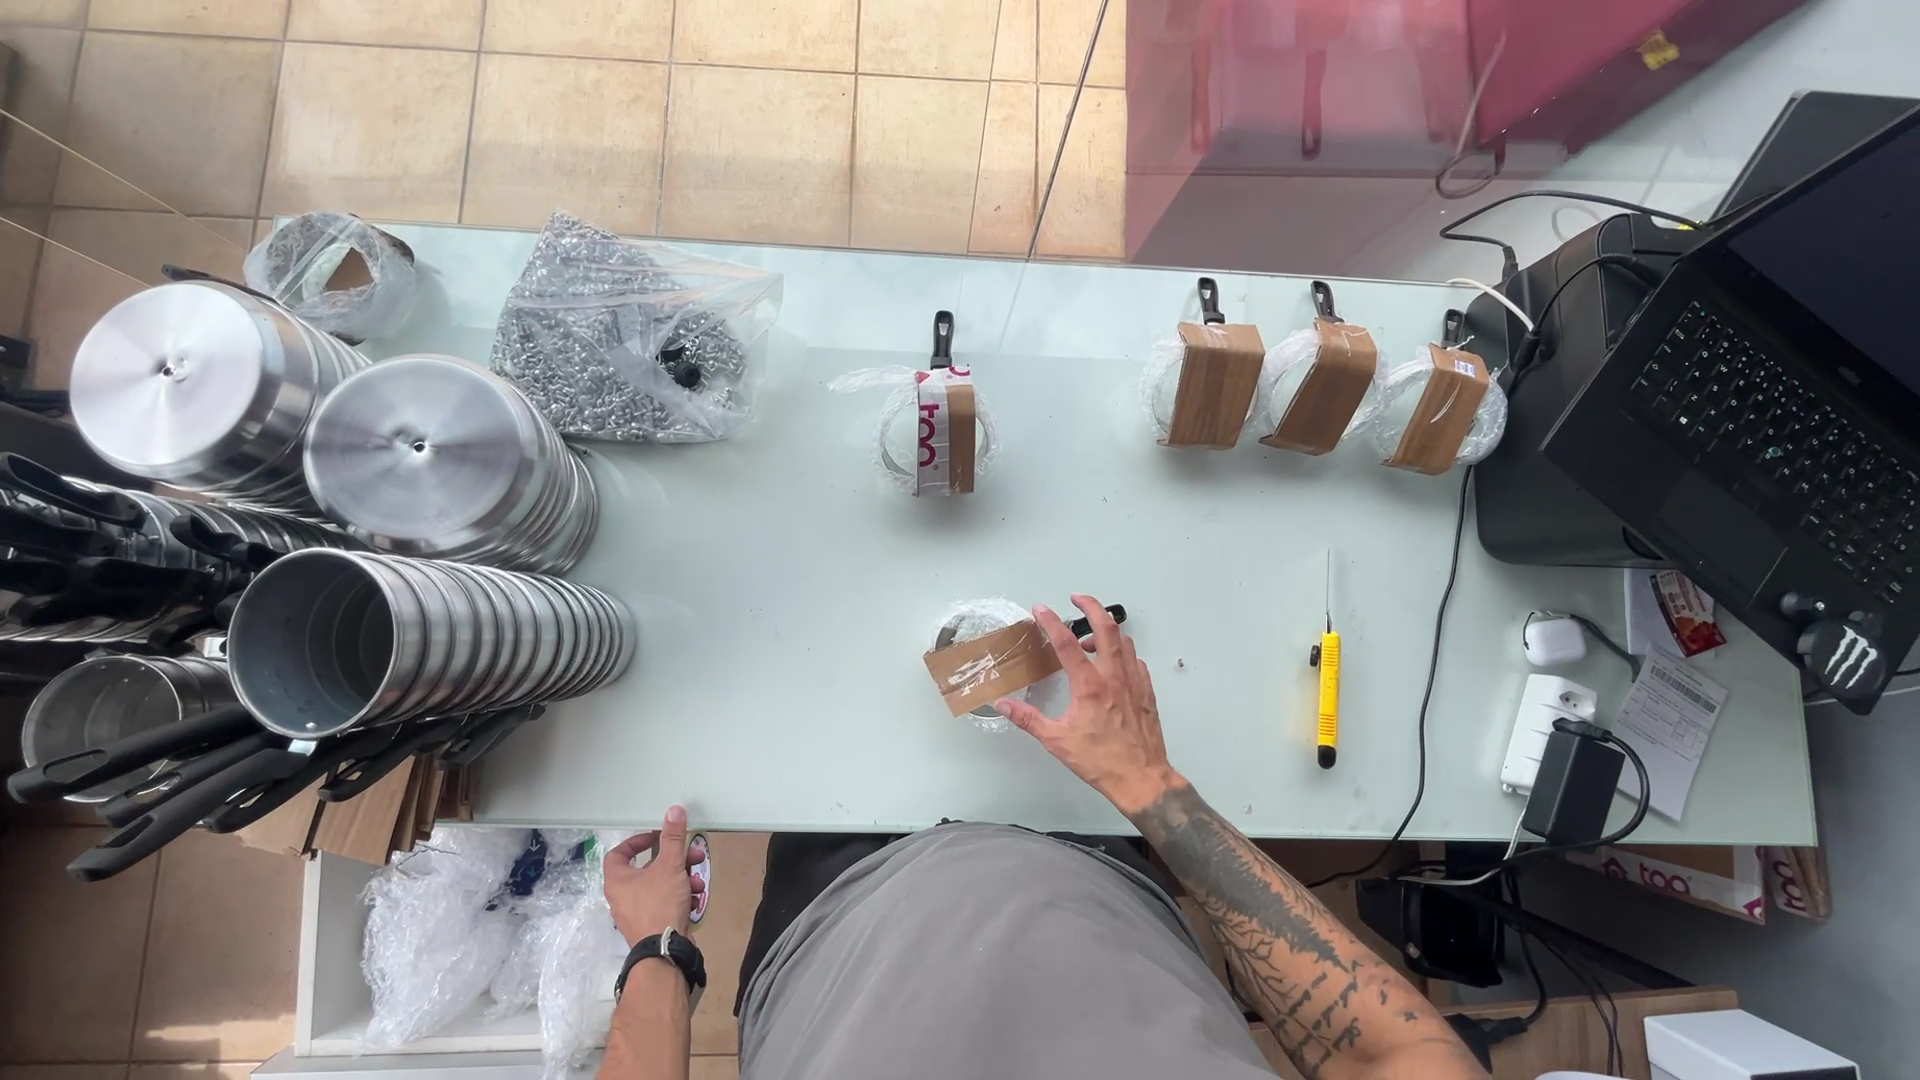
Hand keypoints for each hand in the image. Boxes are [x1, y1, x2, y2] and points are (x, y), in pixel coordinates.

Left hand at [603, 805, 706, 945]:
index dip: (637, 841)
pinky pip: (665, 901)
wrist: (665, 951)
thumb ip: (672, 838)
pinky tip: (696, 897)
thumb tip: (674, 810)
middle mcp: (622, 896)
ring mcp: (636, 912)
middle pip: (648, 867)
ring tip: (698, 880)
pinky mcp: (651, 924)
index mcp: (618, 880)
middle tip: (692, 855)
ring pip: (661, 884)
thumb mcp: (670, 865)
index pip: (618, 853)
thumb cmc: (660, 904)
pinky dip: (681, 895)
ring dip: (683, 877)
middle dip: (675, 859)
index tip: (657, 836)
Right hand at [996, 595, 1183, 815]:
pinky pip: (1136, 660)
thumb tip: (1002, 705)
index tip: (1040, 609)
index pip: (1066, 643)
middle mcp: (1114, 677)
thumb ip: (1028, 719)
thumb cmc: (1099, 761)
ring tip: (1089, 637)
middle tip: (1076, 598)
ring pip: (1124, 641)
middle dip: (1091, 607)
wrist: (1142, 779)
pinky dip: (1123, 652)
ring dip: (1106, 630)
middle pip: (1106, 628)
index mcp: (1090, 686)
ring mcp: (1135, 682)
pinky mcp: (1147, 691)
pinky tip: (1113, 662)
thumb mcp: (1056, 741)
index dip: (1051, 622)